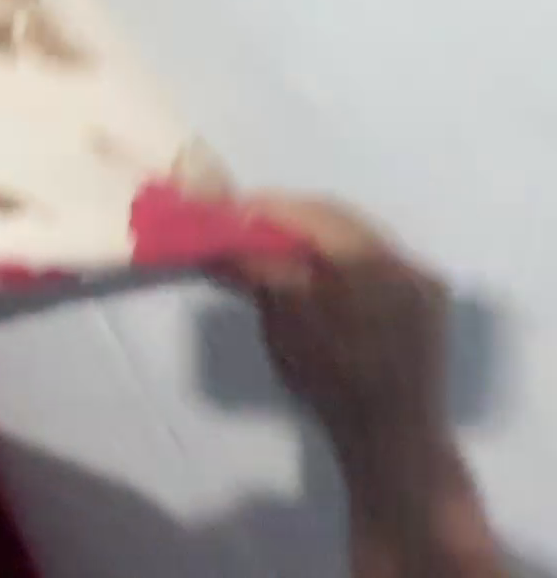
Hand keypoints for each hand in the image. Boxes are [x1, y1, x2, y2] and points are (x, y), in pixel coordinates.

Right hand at [225, 195, 451, 451]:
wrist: (388, 431)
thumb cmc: (328, 375)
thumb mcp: (280, 319)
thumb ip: (254, 268)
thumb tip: (214, 236)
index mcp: (373, 266)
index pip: (310, 213)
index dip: (263, 206)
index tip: (224, 209)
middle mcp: (405, 263)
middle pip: (335, 215)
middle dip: (284, 213)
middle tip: (240, 222)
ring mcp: (420, 279)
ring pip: (353, 232)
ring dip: (306, 229)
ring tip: (267, 241)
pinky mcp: (421, 295)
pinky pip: (369, 253)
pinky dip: (330, 249)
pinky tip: (305, 263)